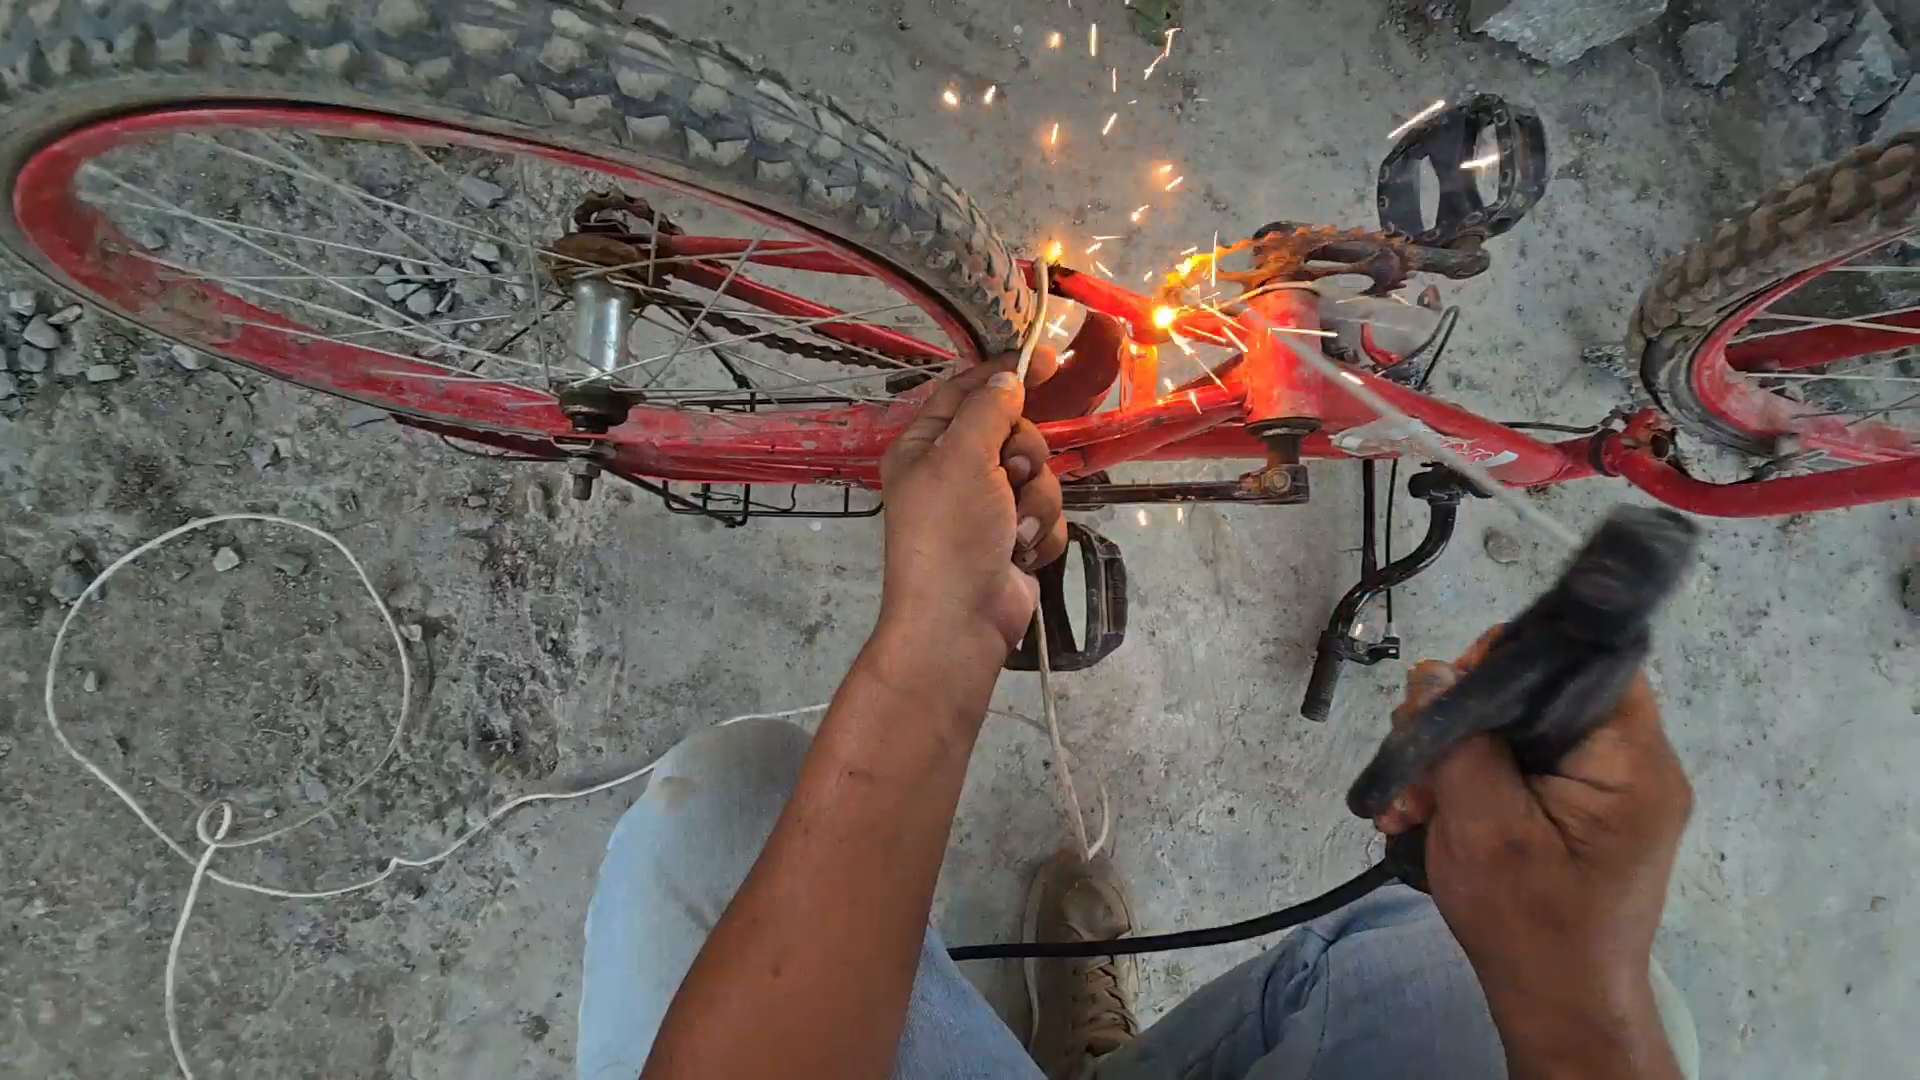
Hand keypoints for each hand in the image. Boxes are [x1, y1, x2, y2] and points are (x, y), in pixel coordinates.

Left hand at [876, 351, 1066, 661]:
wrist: (961, 621)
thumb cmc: (950, 533)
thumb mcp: (962, 458)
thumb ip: (987, 410)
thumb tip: (1006, 377)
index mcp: (926, 447)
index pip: (968, 392)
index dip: (1006, 373)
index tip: (1049, 359)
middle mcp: (955, 472)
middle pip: (1014, 433)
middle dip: (1025, 457)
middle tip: (1012, 477)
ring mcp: (987, 508)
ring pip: (1039, 477)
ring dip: (1035, 503)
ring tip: (1013, 531)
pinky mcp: (1014, 539)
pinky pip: (1047, 515)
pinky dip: (1040, 535)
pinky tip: (1020, 556)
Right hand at [1375, 633, 1692, 1078]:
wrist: (1551, 1003)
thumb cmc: (1530, 921)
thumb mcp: (1485, 825)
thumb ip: (1459, 743)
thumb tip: (1430, 674)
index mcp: (1628, 765)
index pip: (1590, 668)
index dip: (1518, 656)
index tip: (1453, 680)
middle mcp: (1618, 766)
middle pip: (1530, 696)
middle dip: (1458, 717)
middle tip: (1415, 754)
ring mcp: (1586, 788)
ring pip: (1501, 729)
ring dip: (1442, 756)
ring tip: (1409, 799)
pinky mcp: (1556, 806)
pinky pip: (1498, 764)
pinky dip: (1452, 780)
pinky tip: (1416, 810)